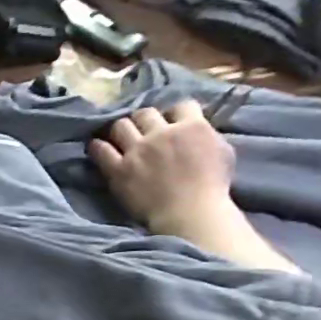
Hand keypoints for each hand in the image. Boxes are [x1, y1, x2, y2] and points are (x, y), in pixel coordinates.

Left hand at [89, 102, 238, 241]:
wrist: (190, 214)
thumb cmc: (212, 188)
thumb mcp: (223, 153)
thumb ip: (207, 136)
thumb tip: (197, 129)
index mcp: (191, 126)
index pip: (181, 105)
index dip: (176, 113)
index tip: (172, 123)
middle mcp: (161, 133)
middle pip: (145, 113)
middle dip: (145, 120)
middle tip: (143, 132)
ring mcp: (138, 151)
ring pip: (120, 125)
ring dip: (121, 130)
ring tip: (121, 139)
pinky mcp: (119, 170)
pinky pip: (101, 151)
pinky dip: (98, 147)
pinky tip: (97, 148)